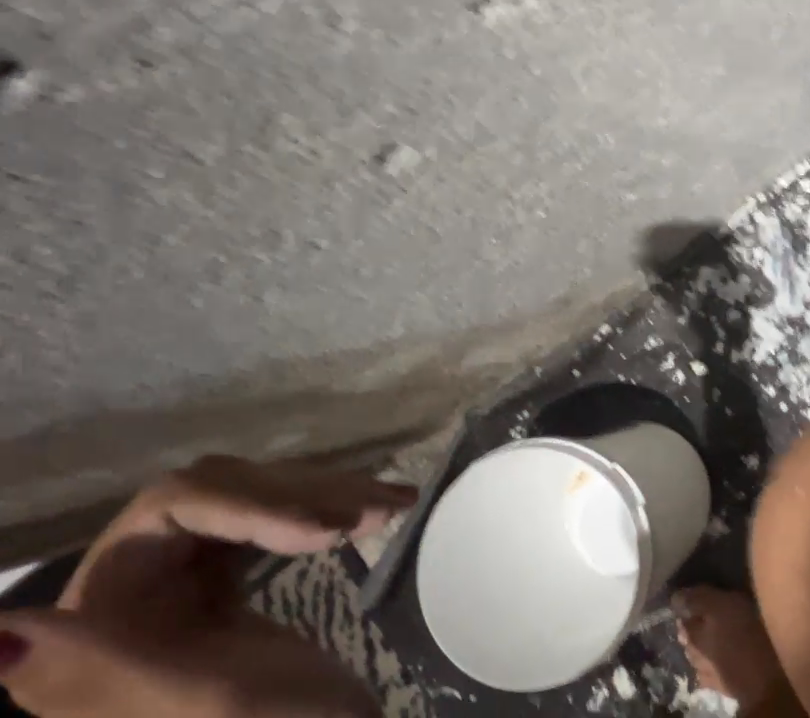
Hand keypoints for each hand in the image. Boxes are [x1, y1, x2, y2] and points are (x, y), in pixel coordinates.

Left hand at [0, 456, 415, 717]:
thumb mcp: (200, 707)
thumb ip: (101, 673)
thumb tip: (2, 627)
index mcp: (101, 625)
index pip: (172, 507)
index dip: (257, 502)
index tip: (331, 533)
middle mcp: (124, 598)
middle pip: (217, 493)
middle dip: (303, 493)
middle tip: (375, 513)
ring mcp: (172, 592)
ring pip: (251, 498)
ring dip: (327, 495)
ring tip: (392, 508)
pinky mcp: (218, 591)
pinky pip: (266, 524)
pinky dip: (325, 510)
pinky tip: (372, 516)